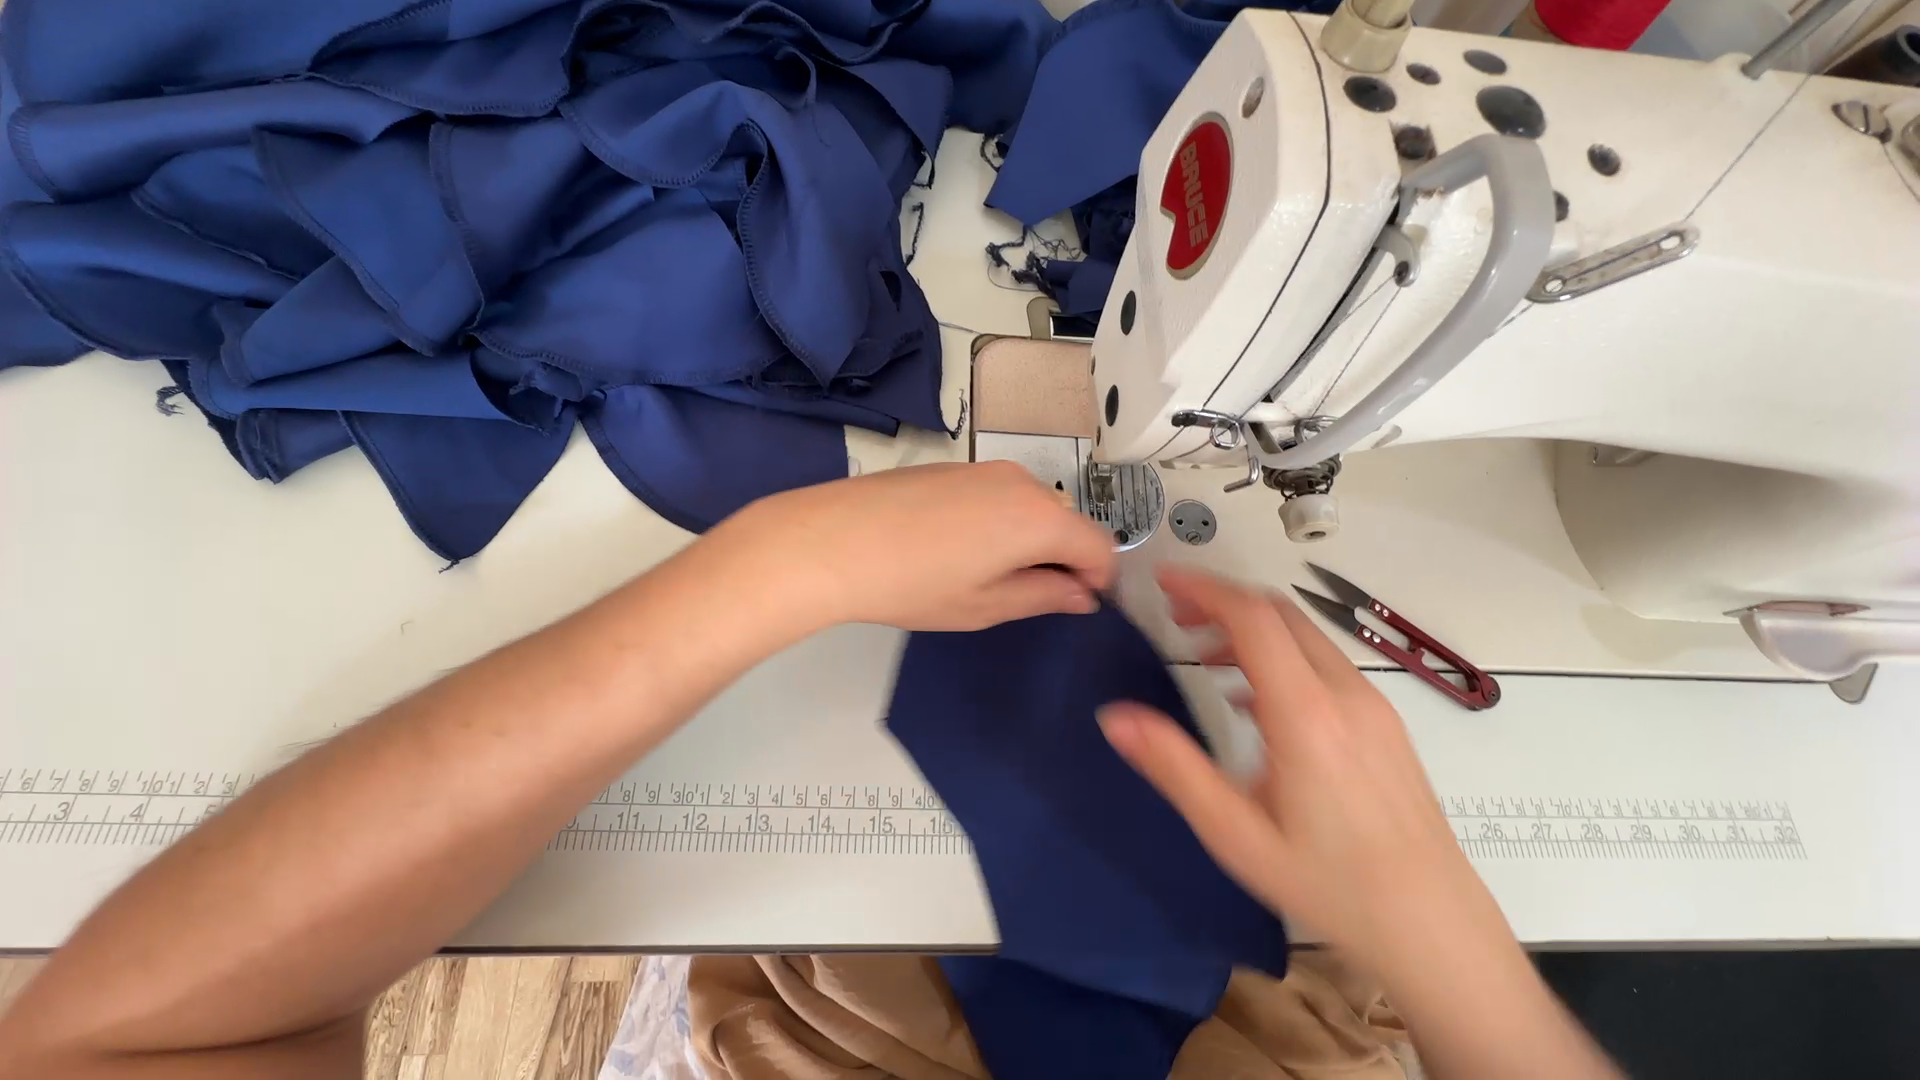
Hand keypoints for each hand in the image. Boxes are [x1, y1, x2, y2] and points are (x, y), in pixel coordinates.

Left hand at [713, 461, 1116, 632]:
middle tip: (1028, 595)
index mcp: (1040, 518)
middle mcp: (1021, 482)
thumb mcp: (985, 605)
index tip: (1077, 604)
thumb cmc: (913, 583)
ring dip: (1030, 538)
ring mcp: (985, 468)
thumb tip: (1081, 594)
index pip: (1099, 546)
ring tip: (985, 573)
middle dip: (1063, 557)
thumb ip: (1044, 596)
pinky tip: (956, 547)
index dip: (1098, 579)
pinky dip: (1000, 520)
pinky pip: (999, 494)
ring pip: (1032, 505)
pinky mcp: (954, 466)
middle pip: (1067, 521)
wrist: (832, 540)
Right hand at [1097, 566, 1509, 985]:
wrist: (1434, 926)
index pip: (1253, 618)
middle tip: (1175, 615)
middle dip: (1223, 601)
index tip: (1163, 581)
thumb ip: (1173, 767)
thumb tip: (1114, 717)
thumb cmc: (1328, 882)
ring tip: (1204, 656)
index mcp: (1305, 713)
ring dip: (1251, 629)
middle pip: (1280, 614)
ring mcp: (1373, 705)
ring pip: (1305, 636)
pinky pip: (1325, 664)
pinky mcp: (1385, 724)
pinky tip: (1253, 699)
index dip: (1204, 589)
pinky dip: (1280, 656)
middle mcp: (1345, 694)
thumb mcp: (1235, 832)